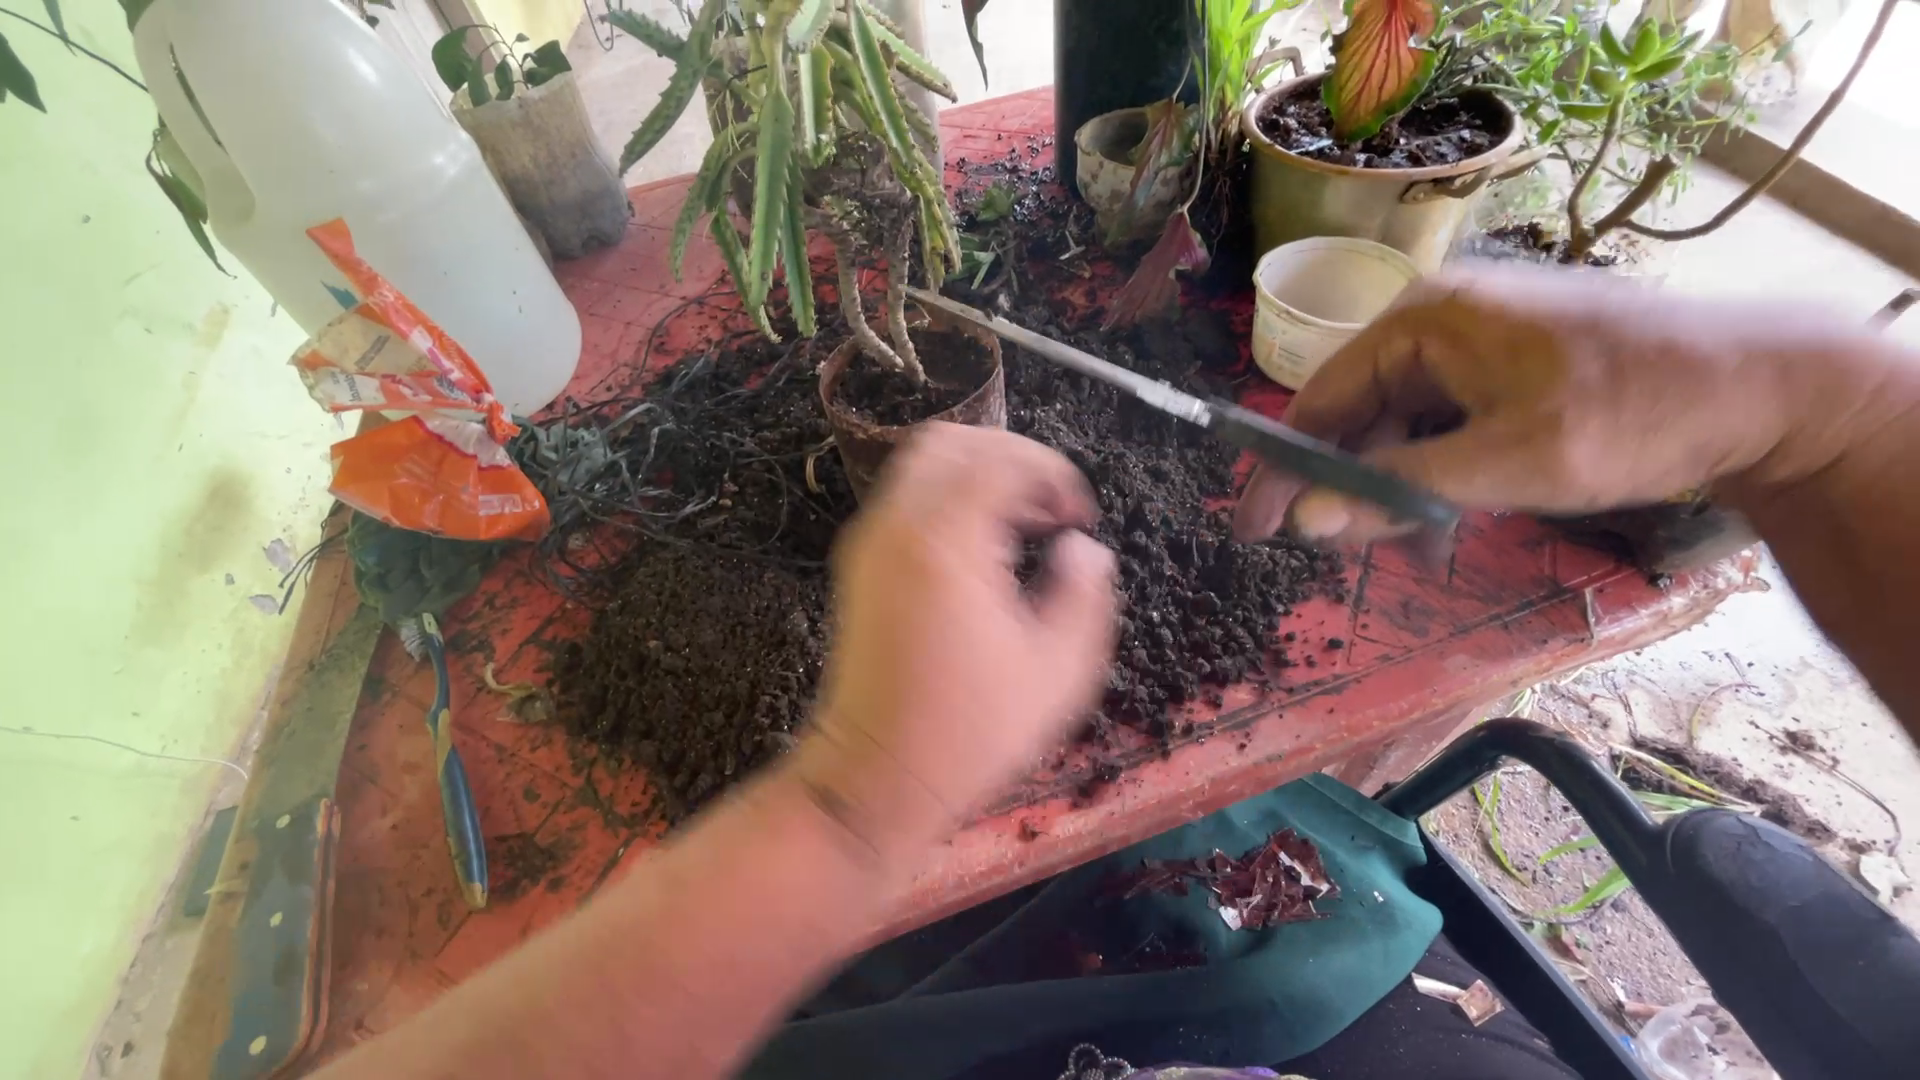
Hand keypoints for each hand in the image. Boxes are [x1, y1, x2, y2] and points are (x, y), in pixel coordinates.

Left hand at [793, 423, 1118, 868]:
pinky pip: (907, 498)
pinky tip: (985, 548)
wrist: (872, 776)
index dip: (1054, 475)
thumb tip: (1083, 549)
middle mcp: (895, 526)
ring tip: (1023, 525)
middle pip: (954, 441)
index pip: (1002, 460)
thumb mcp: (1056, 672)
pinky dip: (950, 499)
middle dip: (1013, 456)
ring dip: (980, 474)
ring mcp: (868, 542)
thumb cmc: (968, 732)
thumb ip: (1083, 595)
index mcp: (944, 542)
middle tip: (1050, 506)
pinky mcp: (859, 564)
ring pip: (924, 463)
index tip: (1079, 518)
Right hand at [1233, 264, 1894, 545]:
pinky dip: (1429, 471)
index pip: (1317, 401)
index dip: (1283, 469)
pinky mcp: (1501, 366)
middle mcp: (1436, 322)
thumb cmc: (1633, 416)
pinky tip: (1442, 514)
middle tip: (1330, 546)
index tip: (1256, 527)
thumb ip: (1391, 489)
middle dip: (1342, 483)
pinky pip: (1436, 423)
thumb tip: (1302, 520)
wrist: (1779, 392)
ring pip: (1395, 424)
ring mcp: (1471, 341)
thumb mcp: (1501, 463)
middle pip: (1354, 413)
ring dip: (1389, 485)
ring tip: (1403, 542)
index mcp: (1422, 321)